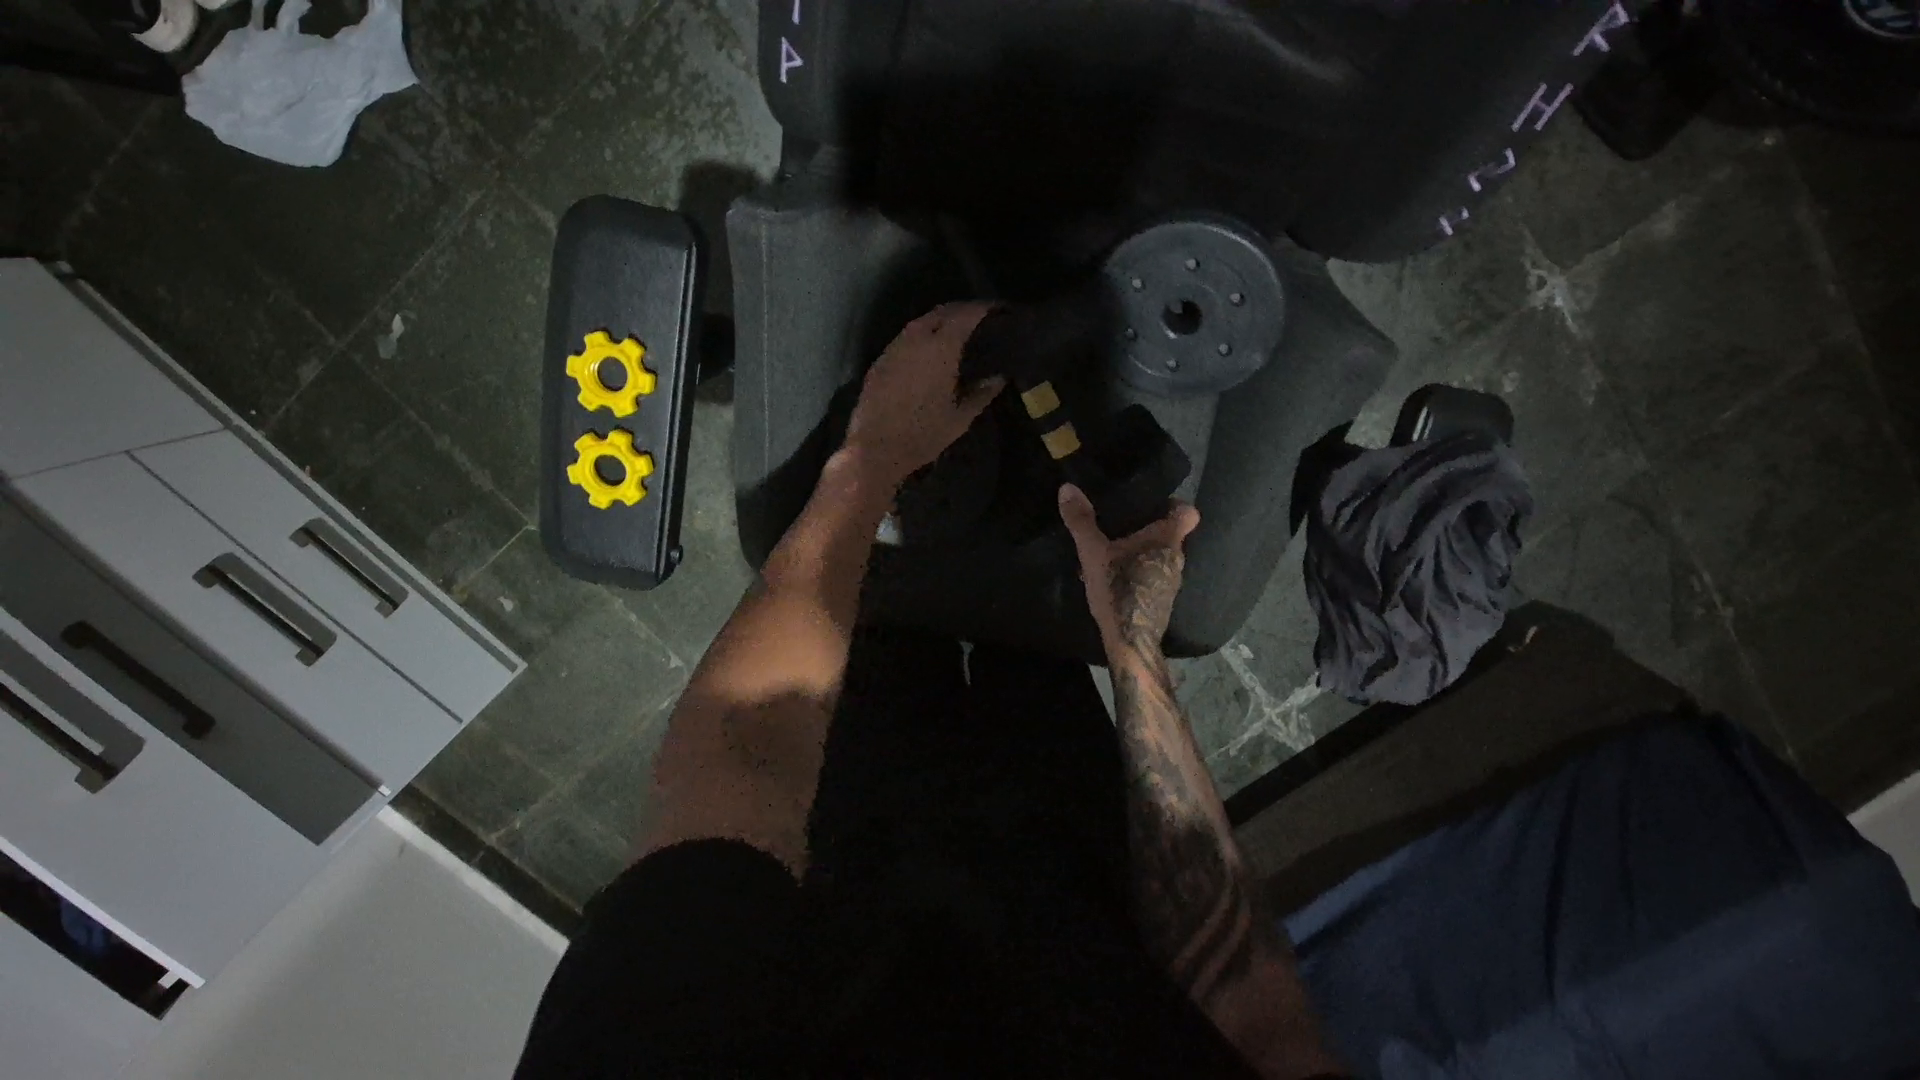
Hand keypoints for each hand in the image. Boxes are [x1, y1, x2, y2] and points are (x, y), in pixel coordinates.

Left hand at [843, 303, 1004, 488]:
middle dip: (962, 310)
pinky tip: (928, 351)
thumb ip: (982, 393)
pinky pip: (905, 338)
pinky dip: (921, 337)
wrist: (875, 449)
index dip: (984, 308)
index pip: (966, 315)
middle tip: (979, 319)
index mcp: (940, 349)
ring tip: (955, 333)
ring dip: (939, 321)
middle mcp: (916, 339)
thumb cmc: (923, 435)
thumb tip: (998, 377)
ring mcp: (894, 348)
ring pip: (920, 323)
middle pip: (942, 312)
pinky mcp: (880, 361)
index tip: (998, 310)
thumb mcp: (960, 418)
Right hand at [1058, 484, 1200, 656]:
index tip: (1152, 504)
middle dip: (1149, 529)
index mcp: (1167, 539)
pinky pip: (1154, 577)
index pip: (1188, 512)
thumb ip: (1081, 520)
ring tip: (1114, 553)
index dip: (1173, 505)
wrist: (1131, 640)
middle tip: (1123, 524)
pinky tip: (1116, 580)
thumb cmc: (1118, 588)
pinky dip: (1139, 574)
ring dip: (1143, 553)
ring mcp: (1172, 582)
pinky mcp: (1162, 601)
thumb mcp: (1093, 551)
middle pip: (1171, 534)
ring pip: (1161, 557)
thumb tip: (1067, 486)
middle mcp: (1176, 558)